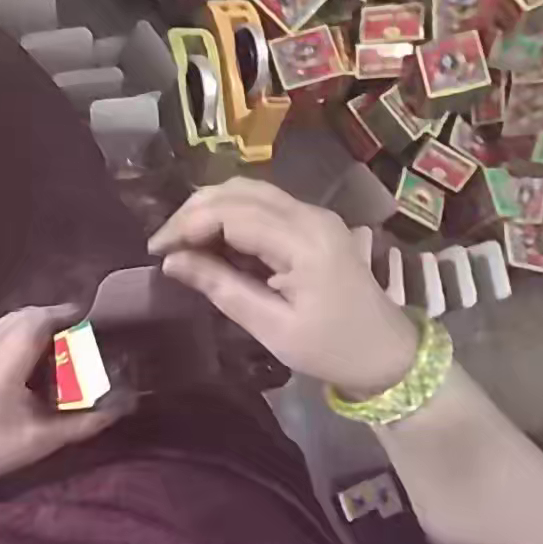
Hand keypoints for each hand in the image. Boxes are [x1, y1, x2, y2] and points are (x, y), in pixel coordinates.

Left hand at [0, 305, 132, 493]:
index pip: (42, 319)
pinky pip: (2, 329)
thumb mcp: (41, 440)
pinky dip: (24, 333)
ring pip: (14, 319)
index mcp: (5, 361)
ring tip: (65, 349)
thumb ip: (84, 422)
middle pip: (30, 315)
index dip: (71, 316)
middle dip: (61, 321)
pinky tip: (35, 359)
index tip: (97, 326)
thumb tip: (120, 408)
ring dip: (41, 326)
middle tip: (86, 341)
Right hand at [147, 179, 417, 398]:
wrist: (386, 353)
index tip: (157, 252)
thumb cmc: (330, 349)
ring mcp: (315, 216)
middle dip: (194, 212)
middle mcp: (310, 215)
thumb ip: (221, 288)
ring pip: (250, 192)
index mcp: (303, 242)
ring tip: (183, 243)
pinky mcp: (314, 224)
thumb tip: (173, 262)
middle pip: (239, 190)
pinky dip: (232, 217)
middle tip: (165, 245)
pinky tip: (215, 242)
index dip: (187, 225)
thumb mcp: (271, 327)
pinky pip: (265, 207)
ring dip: (211, 210)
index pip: (232, 212)